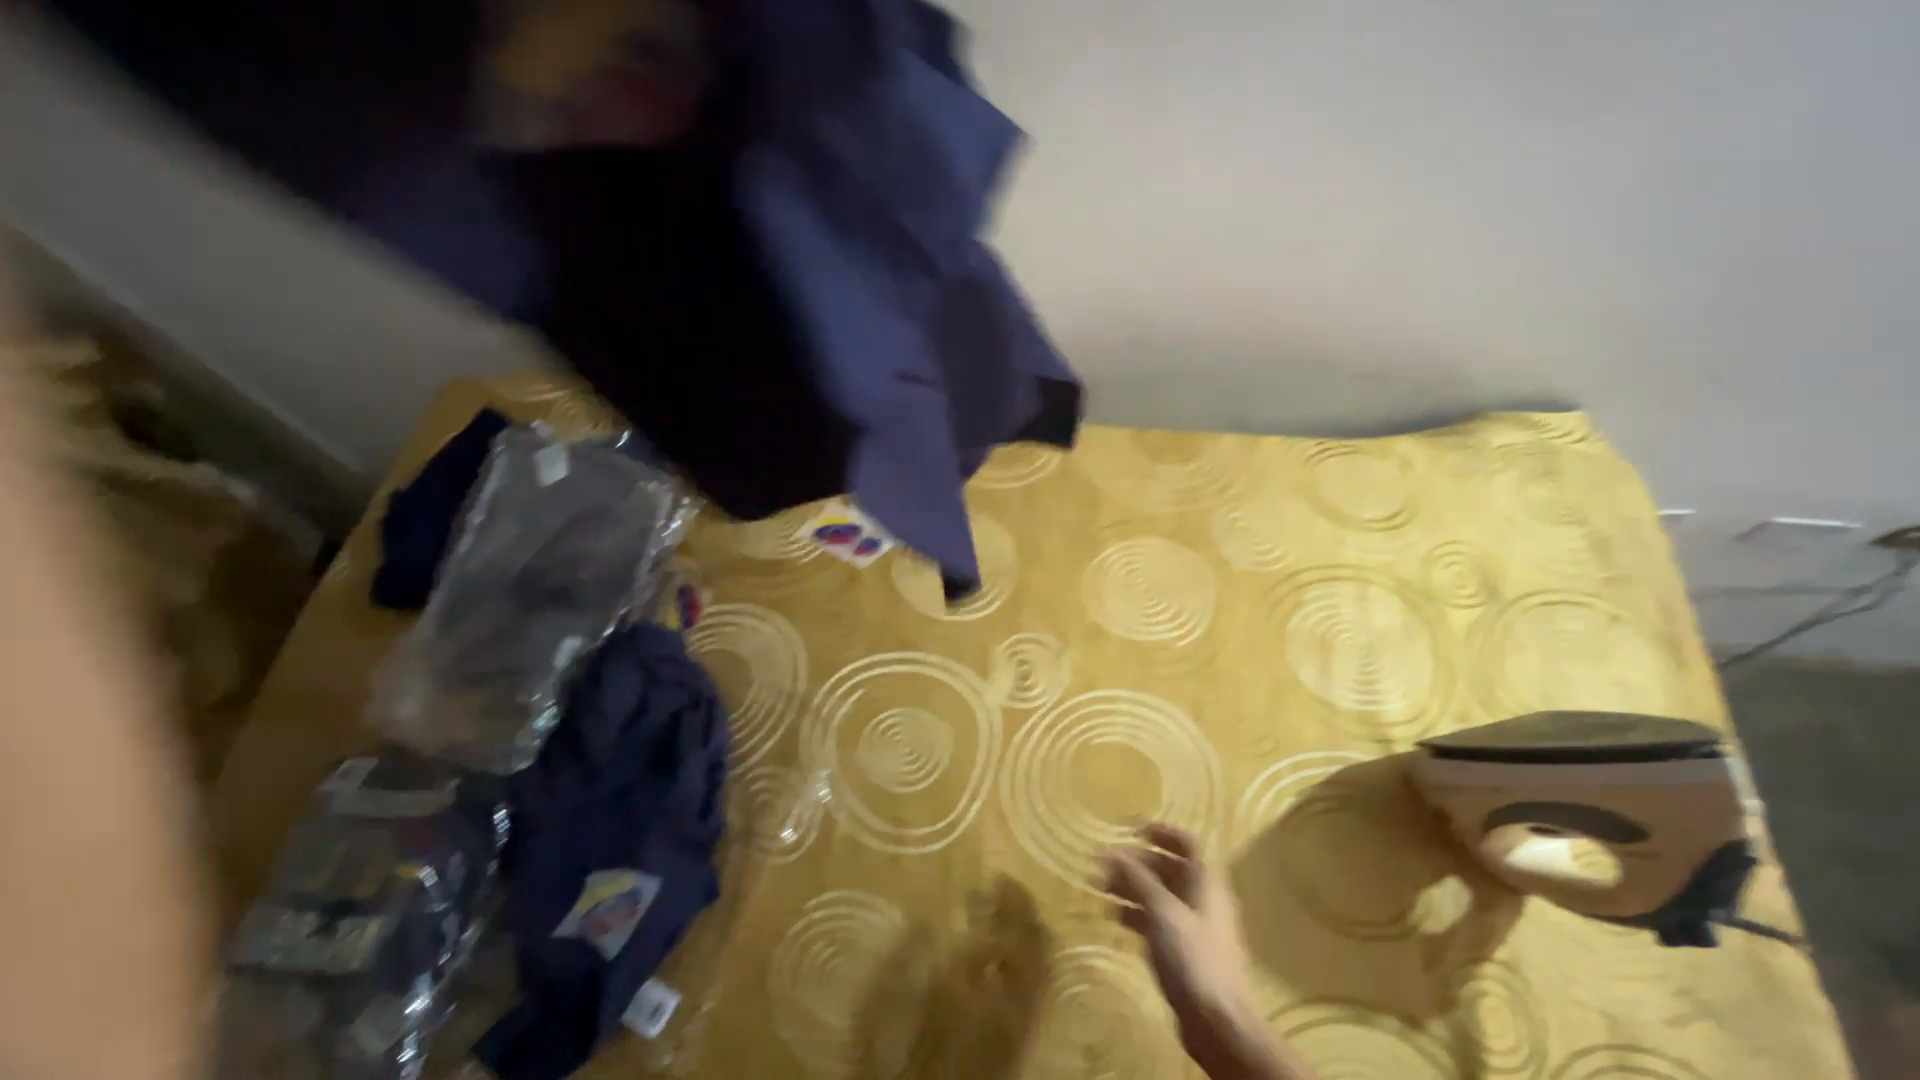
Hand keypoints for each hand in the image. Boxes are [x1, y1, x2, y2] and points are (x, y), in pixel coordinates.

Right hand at [1102, 824, 1316, 1079]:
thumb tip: (1112, 850)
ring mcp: (1195, 927)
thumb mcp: (1162, 912)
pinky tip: (1116, 919)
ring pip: (1162, 896)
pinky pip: (1159, 922)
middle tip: (1105, 865)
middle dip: (1138, 863)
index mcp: (1207, 883)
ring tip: (1102, 889)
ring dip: (1133, 889)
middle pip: (1171, 869)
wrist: (1218, 1021)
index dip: (1161, 833)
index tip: (1130, 830)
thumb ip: (1137, 879)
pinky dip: (1138, 915)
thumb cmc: (1192, 958)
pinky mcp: (1186, 952)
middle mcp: (1203, 899)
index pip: (1187, 843)